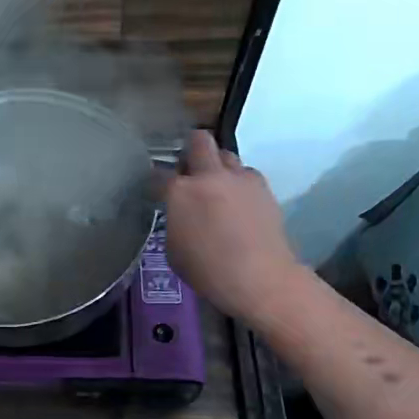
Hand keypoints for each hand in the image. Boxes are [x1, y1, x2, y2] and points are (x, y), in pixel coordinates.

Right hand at [159, 130, 305, 321]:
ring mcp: (238, 178)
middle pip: (198, 141)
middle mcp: (208, 176)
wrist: (260, 278)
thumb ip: (174, 222)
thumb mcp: (174, 250)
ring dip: (217, 165)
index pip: (158, 175)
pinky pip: (246, 173)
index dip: (156, 182)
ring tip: (217, 186)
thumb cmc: (209, 271)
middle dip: (190, 150)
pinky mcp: (262, 187)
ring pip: (225, 154)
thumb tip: (179, 214)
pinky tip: (239, 201)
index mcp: (180, 192)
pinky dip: (239, 182)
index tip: (157, 191)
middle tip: (189, 171)